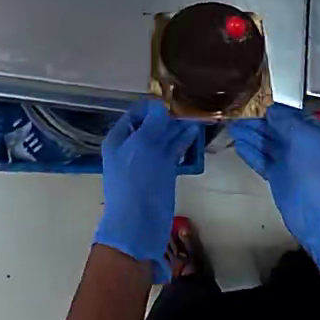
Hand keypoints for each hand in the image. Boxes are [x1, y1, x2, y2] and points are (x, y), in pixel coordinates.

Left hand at [94, 98, 201, 280]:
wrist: (138, 224)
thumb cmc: (135, 182)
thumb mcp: (141, 146)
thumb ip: (152, 123)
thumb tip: (162, 105)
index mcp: (120, 138)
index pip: (138, 112)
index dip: (155, 104)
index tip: (176, 95)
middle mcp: (133, 146)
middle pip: (153, 123)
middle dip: (171, 114)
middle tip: (192, 102)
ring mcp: (149, 160)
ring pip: (165, 137)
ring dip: (180, 126)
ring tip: (198, 113)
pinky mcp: (163, 172)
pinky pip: (173, 151)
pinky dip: (183, 141)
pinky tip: (195, 133)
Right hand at [227, 104, 319, 272]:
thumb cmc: (319, 173)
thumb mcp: (304, 138)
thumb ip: (286, 122)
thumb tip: (271, 111)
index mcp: (313, 132)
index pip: (288, 115)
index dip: (270, 109)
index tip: (251, 104)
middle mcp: (301, 145)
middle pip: (275, 129)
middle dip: (256, 122)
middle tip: (236, 115)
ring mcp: (289, 163)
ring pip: (266, 144)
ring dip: (250, 135)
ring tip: (232, 127)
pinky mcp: (278, 178)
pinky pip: (262, 161)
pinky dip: (250, 153)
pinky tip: (239, 145)